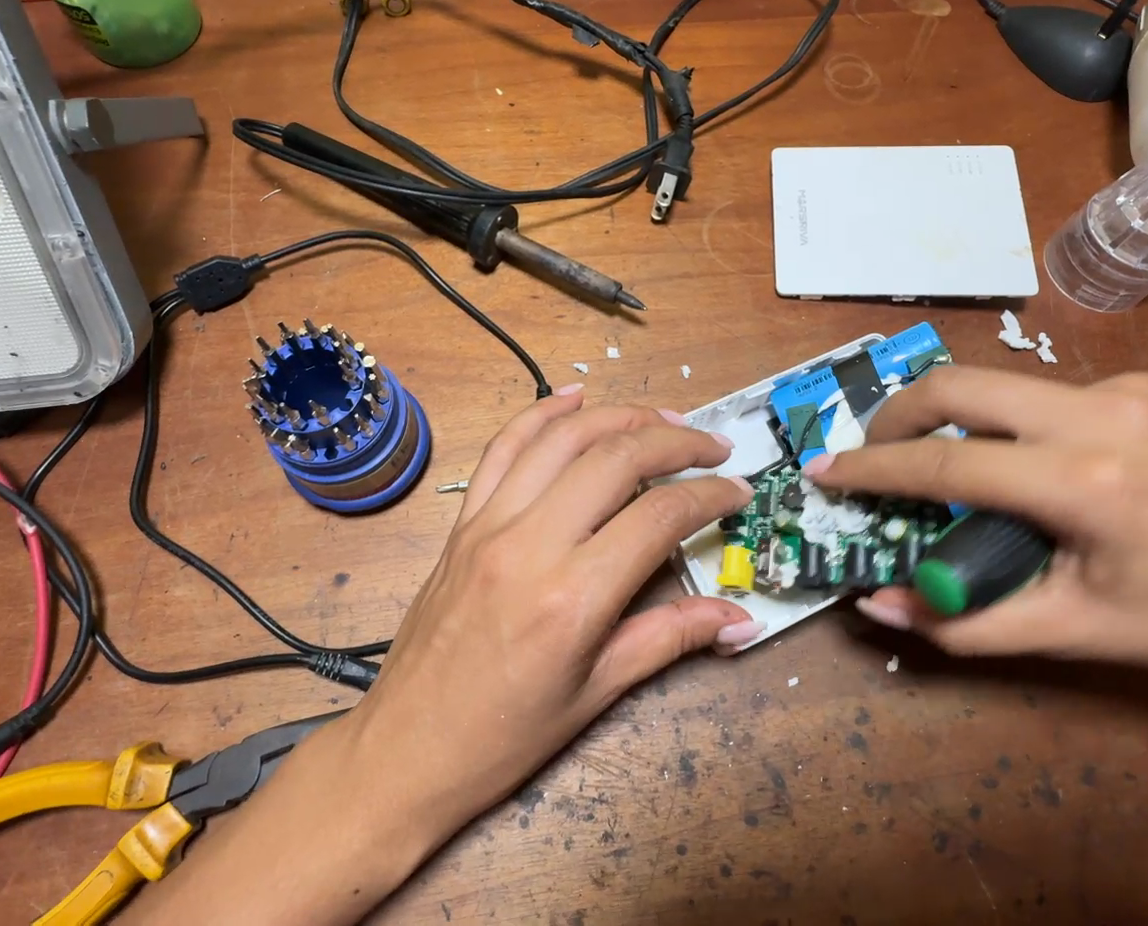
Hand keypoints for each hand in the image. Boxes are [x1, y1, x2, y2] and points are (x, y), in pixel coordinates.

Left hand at [340, 385, 758, 835]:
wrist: (404, 751)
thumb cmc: (506, 736)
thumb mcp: (597, 694)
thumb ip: (671, 638)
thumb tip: (743, 620)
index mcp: (574, 596)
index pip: (659, 516)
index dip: (708, 495)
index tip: (737, 490)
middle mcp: (531, 543)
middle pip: (616, 458)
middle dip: (675, 441)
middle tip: (712, 445)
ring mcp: (489, 524)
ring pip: (562, 439)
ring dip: (619, 416)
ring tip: (664, 418)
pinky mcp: (462, 522)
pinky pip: (502, 449)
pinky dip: (542, 414)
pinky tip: (574, 396)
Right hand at [806, 367, 1147, 699]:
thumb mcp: (1069, 632)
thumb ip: (960, 622)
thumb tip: (874, 604)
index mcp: (1089, 483)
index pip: (948, 465)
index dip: (873, 469)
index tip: (824, 471)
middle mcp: (1104, 413)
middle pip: (960, 387)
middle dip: (897, 417)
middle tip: (869, 456)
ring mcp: (1126, 389)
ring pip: (996, 386)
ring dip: (949, 420)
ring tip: (936, 468)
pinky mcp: (1140, 384)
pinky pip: (1039, 395)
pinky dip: (1001, 423)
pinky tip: (1016, 466)